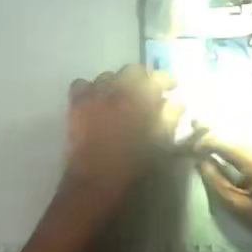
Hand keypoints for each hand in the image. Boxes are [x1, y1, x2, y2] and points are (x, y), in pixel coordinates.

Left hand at [61, 65, 174, 208]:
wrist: (95, 181)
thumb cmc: (132, 165)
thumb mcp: (160, 143)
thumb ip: (170, 118)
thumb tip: (175, 101)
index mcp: (139, 99)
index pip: (157, 77)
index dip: (167, 79)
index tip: (172, 85)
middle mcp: (115, 90)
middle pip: (131, 70)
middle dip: (142, 78)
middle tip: (146, 92)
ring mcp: (93, 95)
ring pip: (106, 76)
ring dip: (117, 83)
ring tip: (120, 98)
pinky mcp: (75, 104)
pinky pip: (81, 84)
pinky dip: (90, 89)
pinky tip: (96, 101)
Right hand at [198, 139, 251, 251]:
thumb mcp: (239, 208)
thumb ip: (215, 180)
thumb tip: (200, 159)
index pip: (222, 139)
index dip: (204, 141)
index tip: (196, 149)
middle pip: (240, 128)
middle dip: (221, 132)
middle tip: (205, 134)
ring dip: (243, 131)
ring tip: (229, 138)